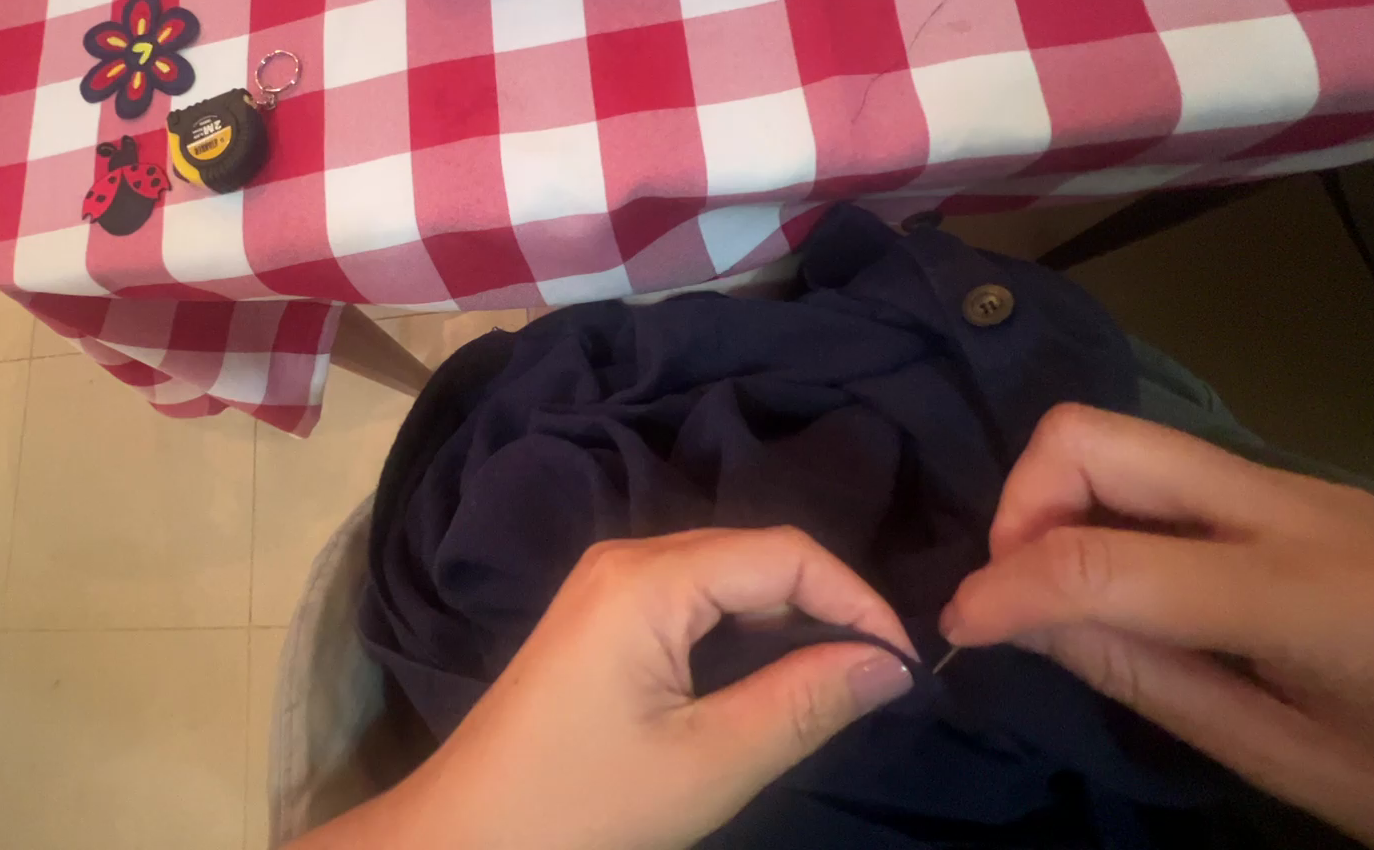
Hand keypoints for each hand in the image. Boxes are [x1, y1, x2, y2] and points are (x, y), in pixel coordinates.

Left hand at [292, 528, 915, 849]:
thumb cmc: (586, 801)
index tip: (903, 666)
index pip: (781, 551)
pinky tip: (762, 665)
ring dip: (783, 613)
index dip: (854, 596)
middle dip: (821, 603)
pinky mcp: (601, 606)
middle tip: (874, 677)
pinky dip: (738, 621)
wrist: (470, 828)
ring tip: (831, 676)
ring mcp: (607, 577)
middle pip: (750, 552)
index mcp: (648, 575)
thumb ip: (802, 701)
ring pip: (721, 570)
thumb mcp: (708, 761)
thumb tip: (891, 663)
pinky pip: (687, 591)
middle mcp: (626, 554)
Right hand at [941, 404, 1373, 849]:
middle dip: (1018, 505)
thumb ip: (1139, 676)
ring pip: (1107, 439)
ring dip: (1045, 501)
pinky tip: (1109, 568)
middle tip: (1014, 583)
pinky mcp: (1278, 484)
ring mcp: (1292, 483)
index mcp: (1330, 601)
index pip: (1110, 562)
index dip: (1007, 587)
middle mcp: (1302, 508)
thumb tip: (1014, 620)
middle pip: (1090, 439)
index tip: (958, 626)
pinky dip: (1086, 506)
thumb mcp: (1292, 766)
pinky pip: (1140, 466)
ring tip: (1053, 580)